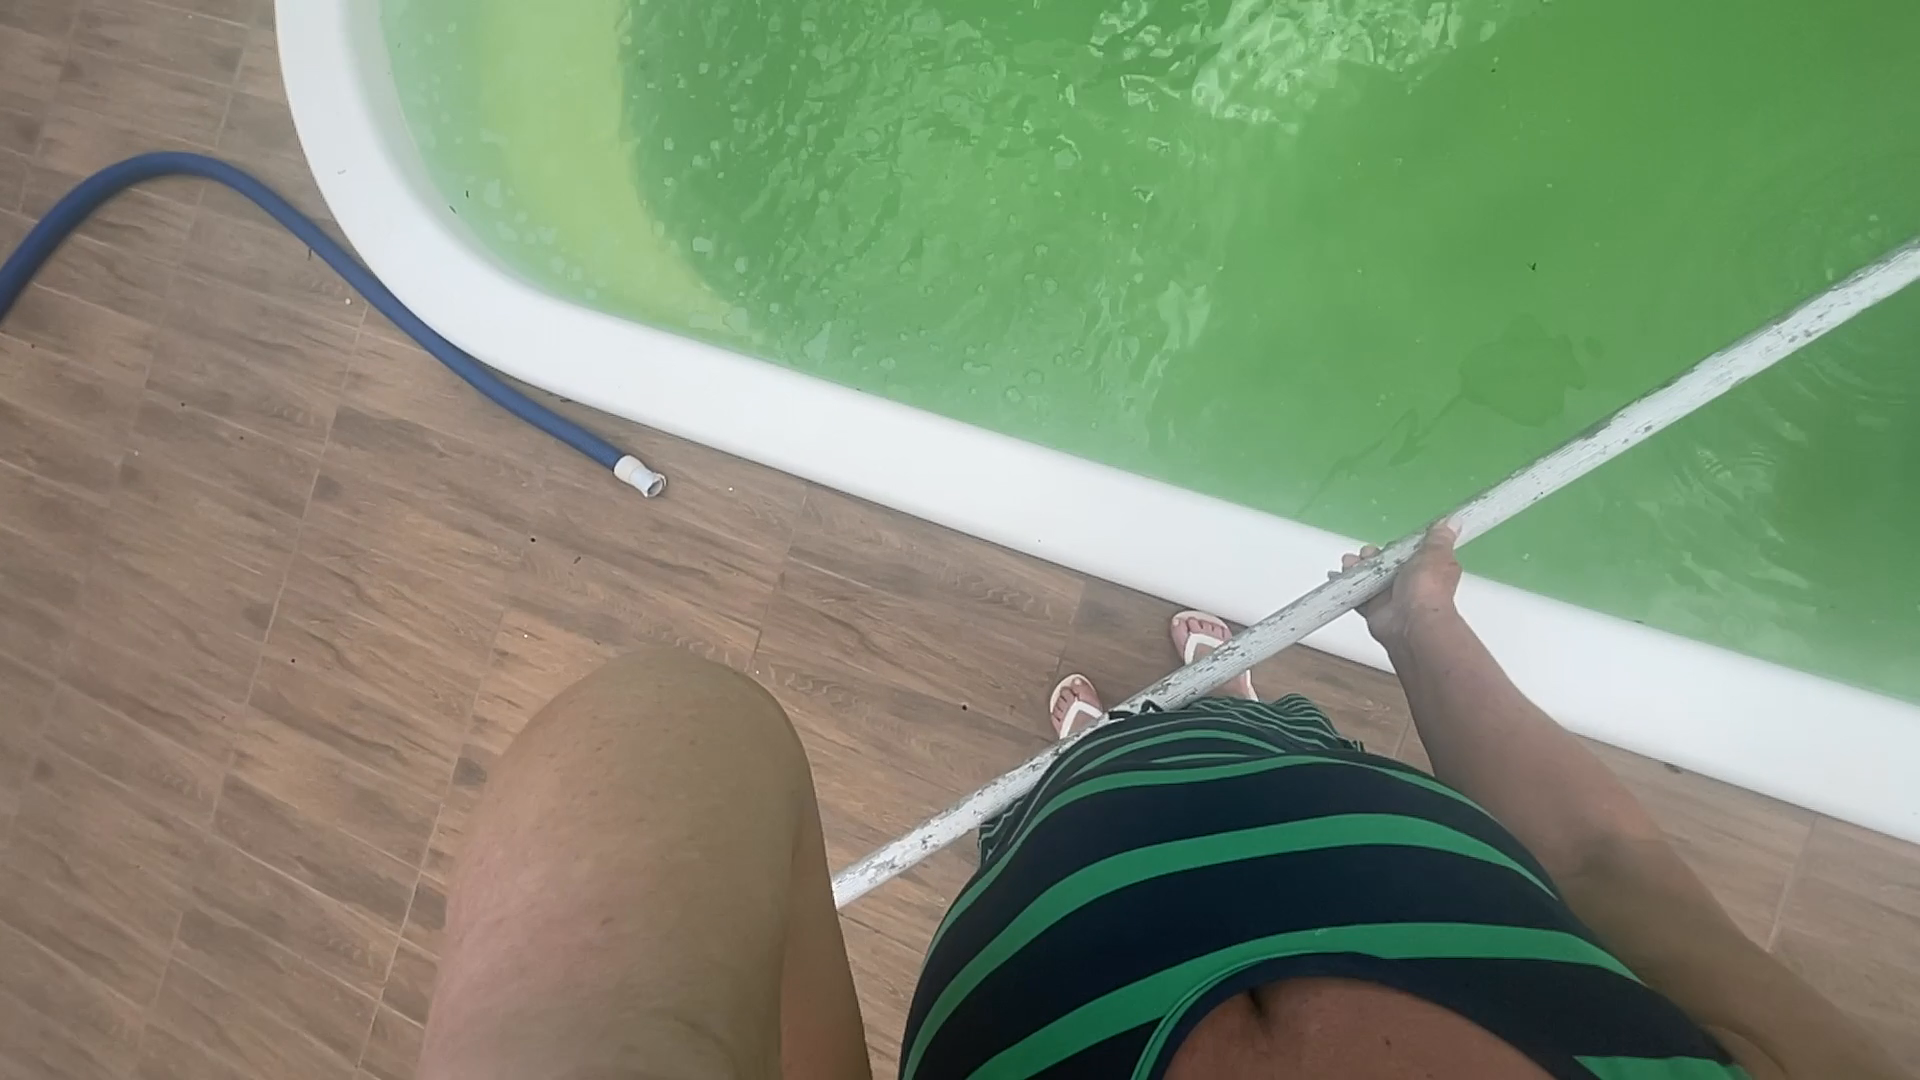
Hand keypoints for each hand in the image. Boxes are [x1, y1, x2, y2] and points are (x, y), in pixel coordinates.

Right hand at [1336, 523, 1461, 647]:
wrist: (1409, 621)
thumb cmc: (1427, 589)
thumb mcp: (1436, 554)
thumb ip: (1438, 539)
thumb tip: (1452, 522)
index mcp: (1428, 568)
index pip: (1408, 552)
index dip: (1397, 547)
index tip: (1390, 545)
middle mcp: (1409, 582)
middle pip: (1384, 562)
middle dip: (1372, 555)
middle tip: (1367, 555)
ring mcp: (1390, 595)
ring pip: (1368, 576)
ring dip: (1356, 568)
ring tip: (1350, 564)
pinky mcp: (1373, 607)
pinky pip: (1356, 594)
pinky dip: (1346, 585)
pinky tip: (1338, 576)